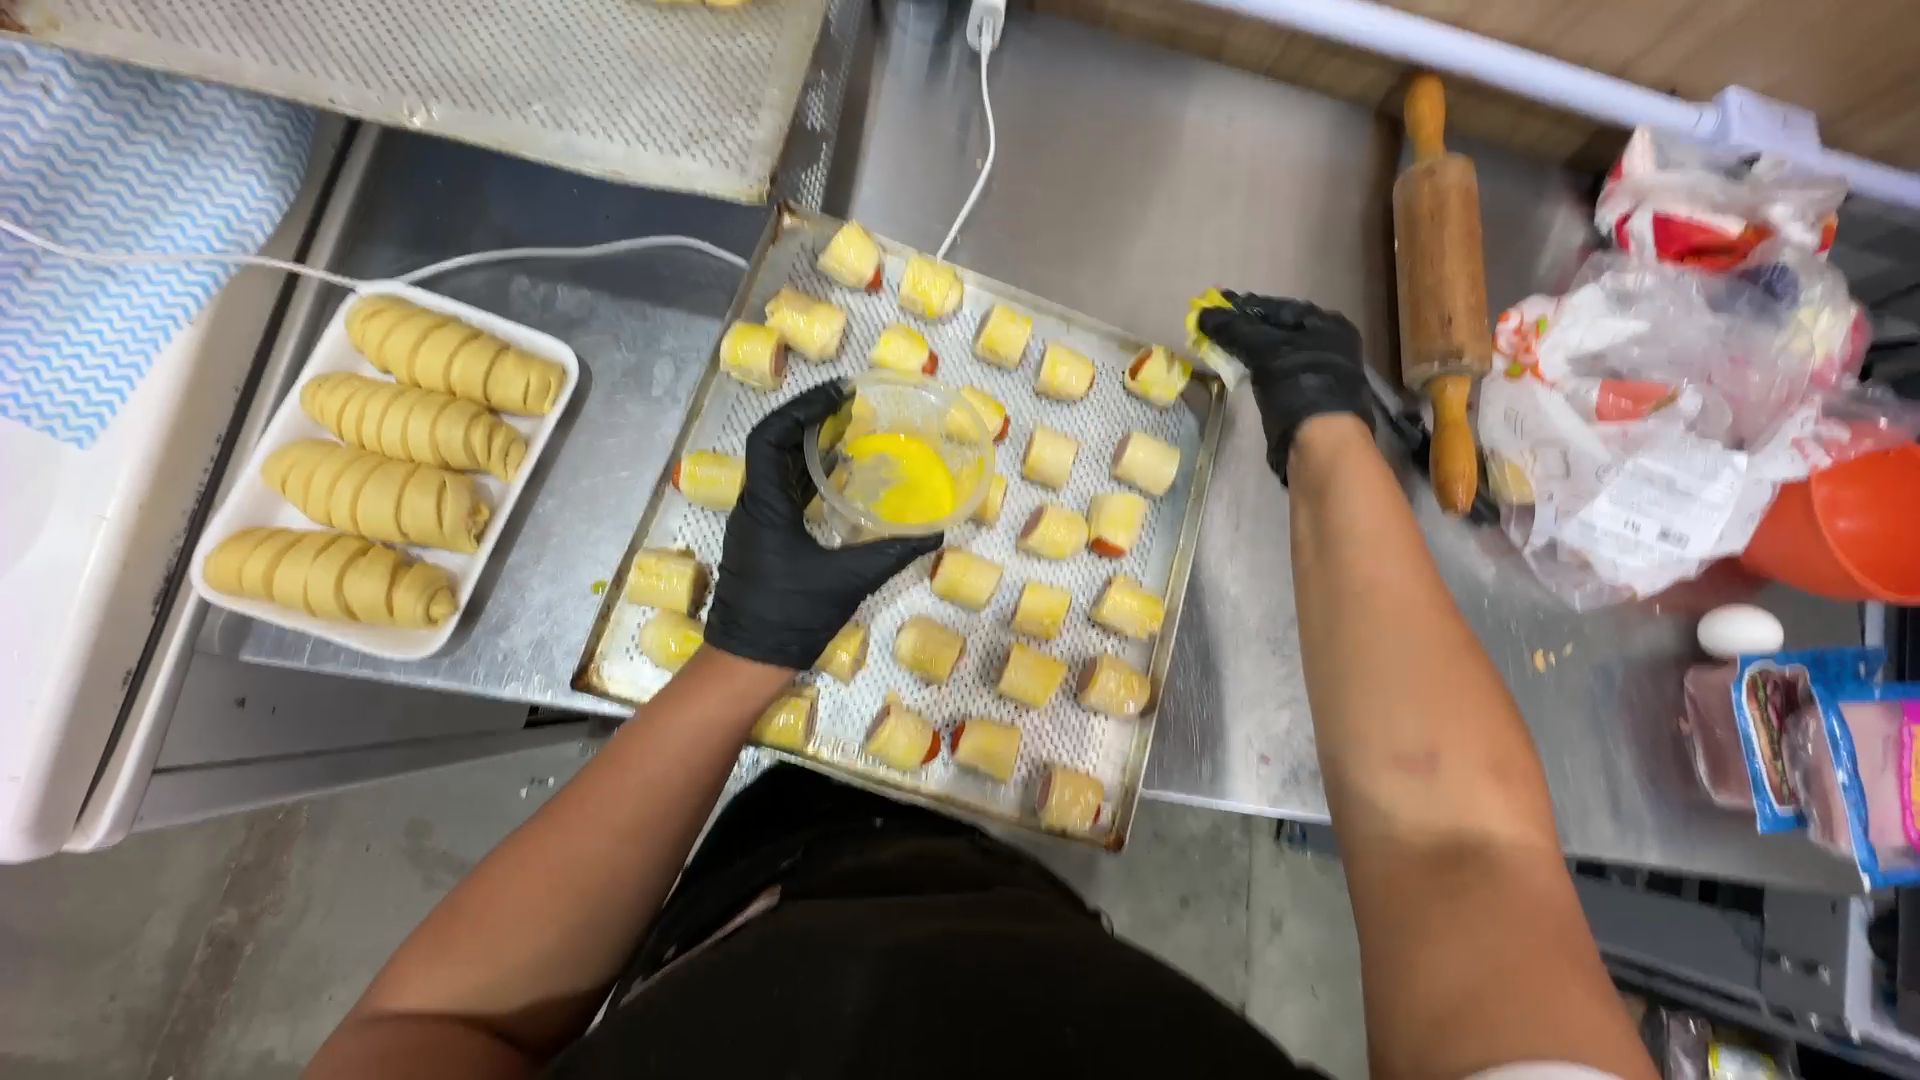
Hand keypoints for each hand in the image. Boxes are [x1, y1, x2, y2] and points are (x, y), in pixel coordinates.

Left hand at [704, 380, 941, 669]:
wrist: (749, 659)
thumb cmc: (790, 615)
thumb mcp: (847, 581)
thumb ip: (891, 554)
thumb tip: (935, 534)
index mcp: (765, 505)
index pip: (769, 437)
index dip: (801, 409)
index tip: (837, 395)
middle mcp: (754, 505)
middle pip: (773, 445)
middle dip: (809, 420)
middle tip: (850, 406)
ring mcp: (757, 522)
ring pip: (777, 468)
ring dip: (808, 445)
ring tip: (848, 430)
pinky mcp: (764, 538)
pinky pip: (785, 491)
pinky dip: (809, 475)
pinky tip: (839, 477)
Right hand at [1195, 292, 1374, 480]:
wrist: (1320, 441)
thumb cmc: (1299, 383)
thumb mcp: (1267, 351)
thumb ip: (1236, 331)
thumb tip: (1204, 314)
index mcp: (1326, 324)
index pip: (1278, 308)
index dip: (1245, 307)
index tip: (1215, 305)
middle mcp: (1325, 344)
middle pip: (1277, 330)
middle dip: (1244, 329)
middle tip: (1212, 328)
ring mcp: (1315, 373)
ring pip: (1274, 354)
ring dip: (1246, 350)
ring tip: (1218, 347)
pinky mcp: (1302, 397)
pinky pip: (1272, 374)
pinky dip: (1253, 370)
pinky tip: (1237, 370)